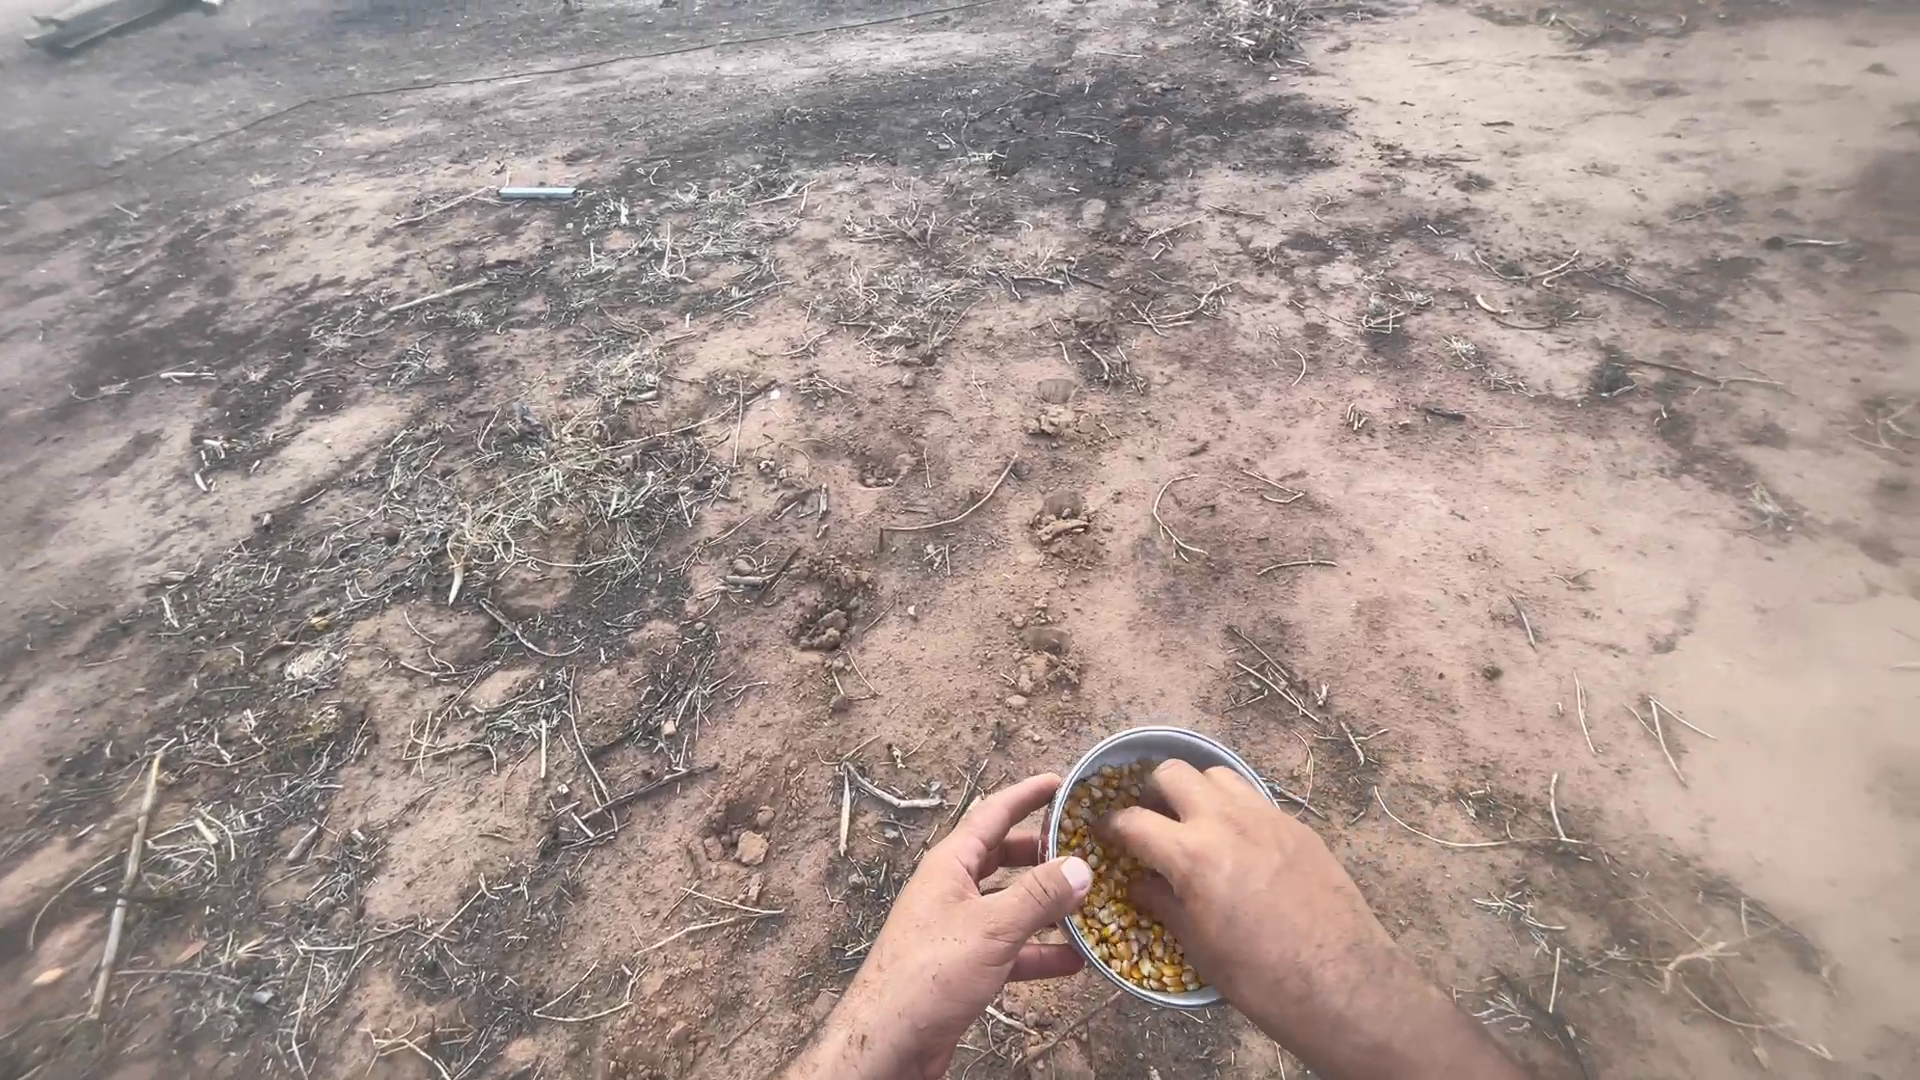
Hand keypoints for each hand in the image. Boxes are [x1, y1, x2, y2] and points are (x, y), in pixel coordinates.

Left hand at [784, 773, 1092, 1079]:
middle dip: (1041, 851)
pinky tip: (1073, 959)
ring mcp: (958, 926)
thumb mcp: (992, 926)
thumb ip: (1038, 896)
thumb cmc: (931, 972)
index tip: (1058, 782)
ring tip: (1087, 902)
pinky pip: (1009, 947)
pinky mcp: (965, 965)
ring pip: (1009, 903)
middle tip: (1080, 846)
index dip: (1026, 795)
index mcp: (951, 862)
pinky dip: (1038, 950)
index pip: (993, 813)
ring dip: (1045, 904)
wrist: (889, 1042)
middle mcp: (953, 887)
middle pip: (1003, 856)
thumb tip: (1081, 866)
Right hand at [1107, 760, 1526, 1079]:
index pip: (1132, 820)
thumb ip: (1161, 902)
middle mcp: (1223, 821)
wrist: (1349, 988)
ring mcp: (1264, 816)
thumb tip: (1138, 881)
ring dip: (1197, 790)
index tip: (1106, 832)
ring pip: (1215, 774)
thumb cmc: (1262, 979)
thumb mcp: (1198, 947)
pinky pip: (1253, 798)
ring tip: (1197, 820)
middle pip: (1171, 772)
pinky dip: (1234, 809)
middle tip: (1153, 818)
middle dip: (1151, 790)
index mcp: (1191, 854)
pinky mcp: (1296, 825)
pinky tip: (1241, 842)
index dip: (1110, 824)